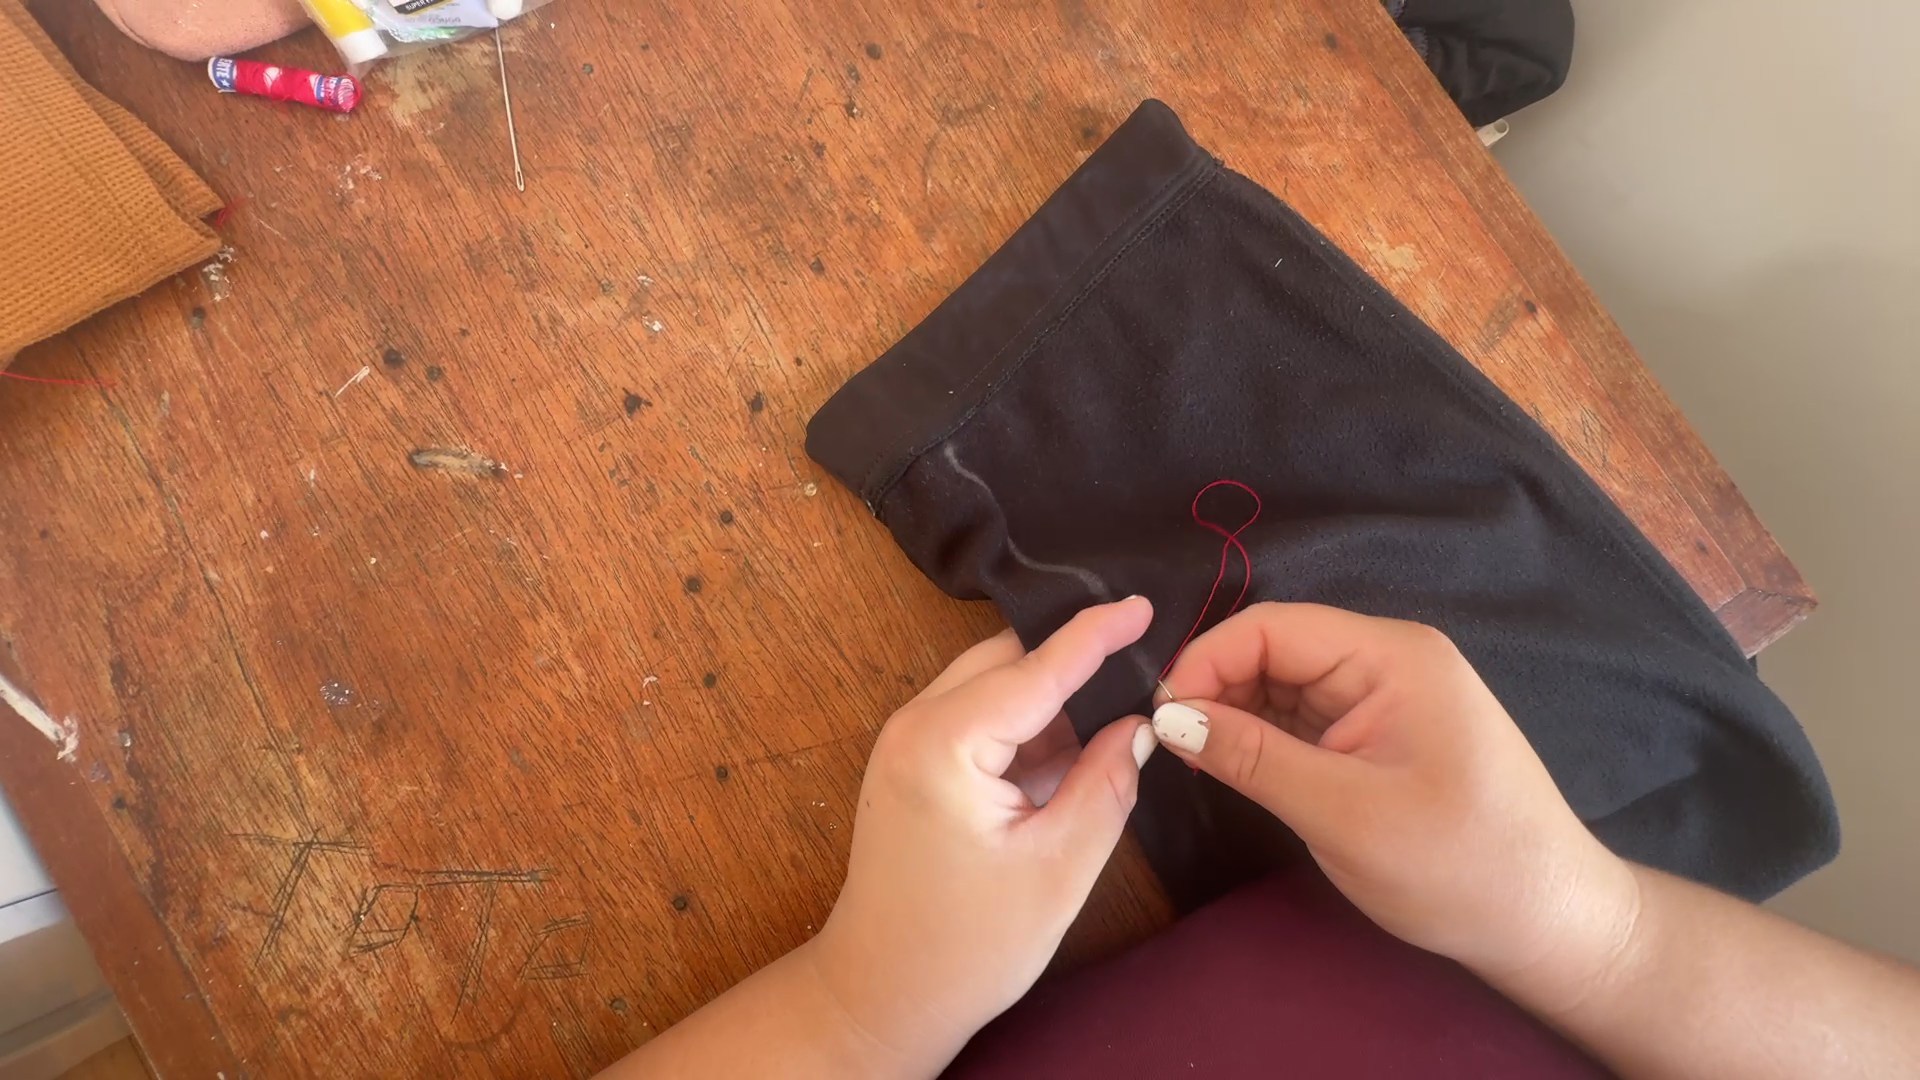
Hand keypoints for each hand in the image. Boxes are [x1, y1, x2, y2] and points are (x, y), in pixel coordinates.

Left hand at [806, 597, 1157, 1067]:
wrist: (880, 994)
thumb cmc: (967, 946)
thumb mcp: (1056, 870)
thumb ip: (1104, 786)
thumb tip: (1138, 727)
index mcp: (944, 743)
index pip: (1034, 670)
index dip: (1094, 634)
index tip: (1140, 604)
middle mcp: (915, 722)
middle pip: (1007, 663)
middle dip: (1072, 664)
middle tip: (1139, 669)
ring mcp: (907, 738)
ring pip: (994, 687)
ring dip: (1050, 701)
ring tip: (1110, 719)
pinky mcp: (914, 758)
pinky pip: (979, 718)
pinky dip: (1025, 729)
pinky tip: (1065, 753)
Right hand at [1152, 603, 1640, 997]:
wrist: (1554, 930)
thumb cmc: (1459, 868)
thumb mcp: (1344, 814)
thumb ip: (1250, 757)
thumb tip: (1165, 718)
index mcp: (1389, 656)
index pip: (1270, 629)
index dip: (1206, 661)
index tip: (1164, 717)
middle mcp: (1380, 659)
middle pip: (1269, 649)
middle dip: (1215, 689)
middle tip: (1174, 745)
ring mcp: (1375, 692)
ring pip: (1274, 681)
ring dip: (1231, 714)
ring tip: (1200, 759)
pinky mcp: (1366, 726)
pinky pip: (1293, 712)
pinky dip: (1256, 734)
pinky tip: (1234, 762)